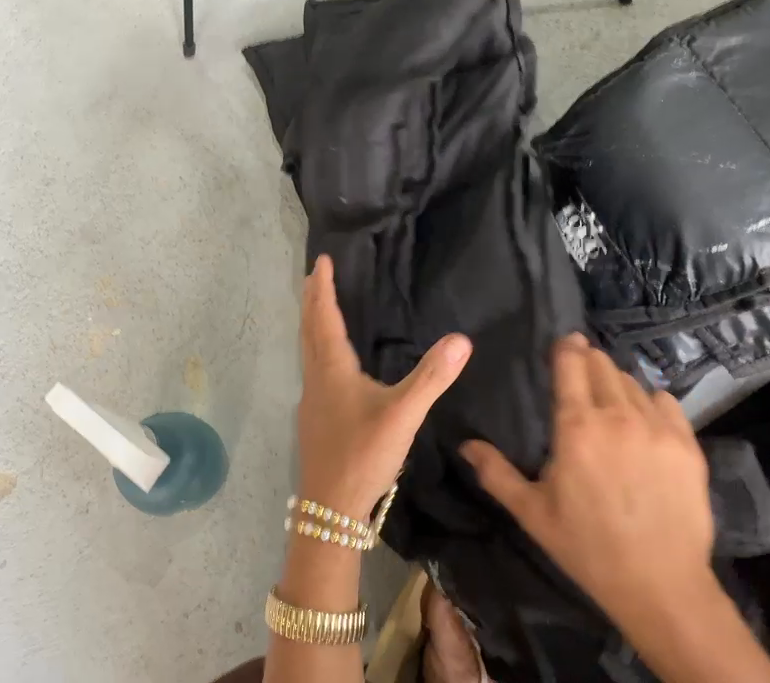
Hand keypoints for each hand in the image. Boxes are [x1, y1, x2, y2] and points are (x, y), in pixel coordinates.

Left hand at [296, 256, 472, 517]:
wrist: (329, 509)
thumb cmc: (362, 455)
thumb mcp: (403, 415)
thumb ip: (431, 378)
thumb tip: (461, 338)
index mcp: (332, 369)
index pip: (324, 317)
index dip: (322, 287)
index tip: (322, 260)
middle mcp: (316, 378)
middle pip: (309, 329)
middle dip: (312, 299)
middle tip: (316, 274)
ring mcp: (312, 400)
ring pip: (308, 350)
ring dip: (312, 324)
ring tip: (321, 309)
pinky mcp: (315, 419)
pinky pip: (313, 369)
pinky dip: (318, 348)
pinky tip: (332, 364)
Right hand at [460, 334, 712, 627]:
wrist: (660, 586)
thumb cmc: (588, 548)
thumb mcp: (532, 513)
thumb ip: (495, 473)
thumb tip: (466, 445)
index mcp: (576, 427)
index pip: (571, 364)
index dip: (566, 347)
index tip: (564, 342)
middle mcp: (618, 416)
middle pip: (602, 365)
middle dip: (589, 362)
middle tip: (580, 374)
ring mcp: (658, 428)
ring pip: (633, 382)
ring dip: (617, 383)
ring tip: (610, 401)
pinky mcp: (688, 445)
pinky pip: (666, 402)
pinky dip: (651, 402)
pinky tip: (643, 420)